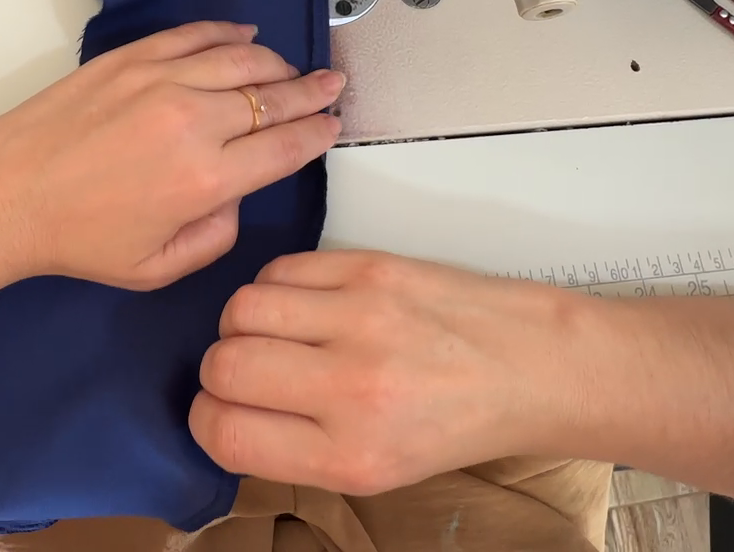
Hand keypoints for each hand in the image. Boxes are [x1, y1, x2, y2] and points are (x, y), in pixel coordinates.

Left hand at [0, 21, 343, 291]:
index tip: (333, 123)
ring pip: (243, 58)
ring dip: (277, 62)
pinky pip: (195, 35)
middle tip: (334, 84)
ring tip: (291, 68)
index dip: (318, 133)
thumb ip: (216, 237)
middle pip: (273, 97)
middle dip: (312, 91)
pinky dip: (228, 33)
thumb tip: (237, 194)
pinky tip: (246, 35)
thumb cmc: (80, 240)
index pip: (284, 147)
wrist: (7, 192)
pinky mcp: (134, 56)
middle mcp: (194, 120)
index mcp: (205, 180)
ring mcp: (162, 79)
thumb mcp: (157, 269)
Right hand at [188, 250, 587, 494]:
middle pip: (225, 363)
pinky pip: (279, 268)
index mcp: (351, 455)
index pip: (227, 432)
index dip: (207, 418)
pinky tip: (300, 303)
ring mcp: (359, 316)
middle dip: (219, 369)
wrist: (526, 363)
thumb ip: (296, 446)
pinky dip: (274, 287)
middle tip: (246, 369)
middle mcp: (350, 386)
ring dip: (241, 323)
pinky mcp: (367, 265)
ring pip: (242, 307)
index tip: (221, 409)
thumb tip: (225, 411)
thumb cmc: (452, 423)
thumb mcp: (376, 467)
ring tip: (273, 331)